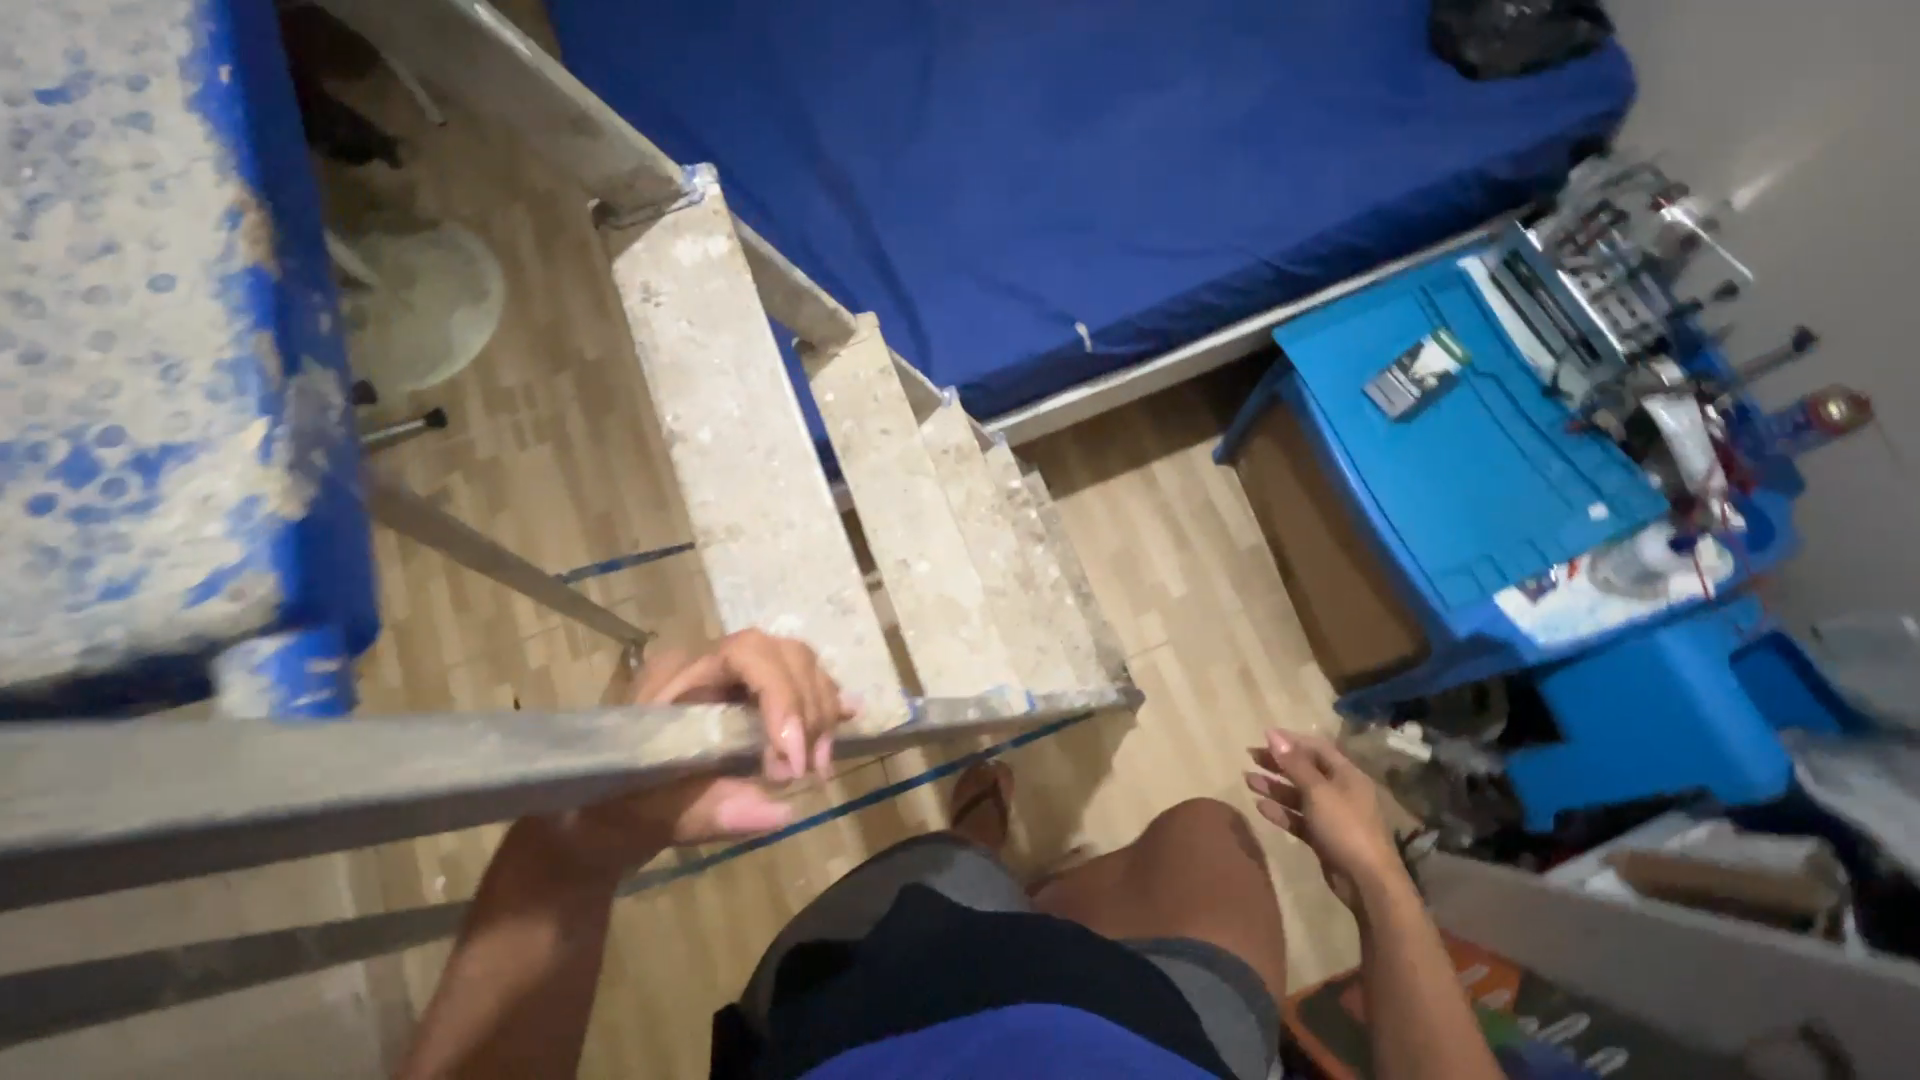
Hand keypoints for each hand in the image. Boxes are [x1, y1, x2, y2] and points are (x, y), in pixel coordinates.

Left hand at [535, 631, 859, 877]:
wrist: (600, 820)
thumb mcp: (650, 818)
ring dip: (820, 712)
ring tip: (817, 767)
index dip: (782, 694)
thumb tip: (782, 813)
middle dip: (807, 709)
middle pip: (784, 654)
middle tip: (809, 772)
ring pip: (800, 666)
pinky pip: (801, 685)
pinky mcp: (754, 700)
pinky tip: (846, 721)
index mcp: (679, 677)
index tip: (793, 760)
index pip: (746, 652)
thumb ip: (710, 812)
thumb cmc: (612, 812)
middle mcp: (712, 665)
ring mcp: (736, 680)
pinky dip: (824, 705)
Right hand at [1245, 729, 1403, 909]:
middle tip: (1250, 756)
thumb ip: (1294, 763)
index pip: (1317, 748)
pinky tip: (1260, 807)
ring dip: (1274, 787)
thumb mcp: (1317, 791)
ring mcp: (1332, 816)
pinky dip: (1281, 811)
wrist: (1367, 881)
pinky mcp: (1323, 837)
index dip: (1291, 740)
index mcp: (1347, 775)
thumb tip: (1272, 734)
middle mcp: (1340, 791)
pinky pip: (1298, 818)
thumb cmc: (1345, 827)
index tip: (1263, 736)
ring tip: (1248, 780)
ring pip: (1299, 795)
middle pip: (1306, 770)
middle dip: (1278, 763)